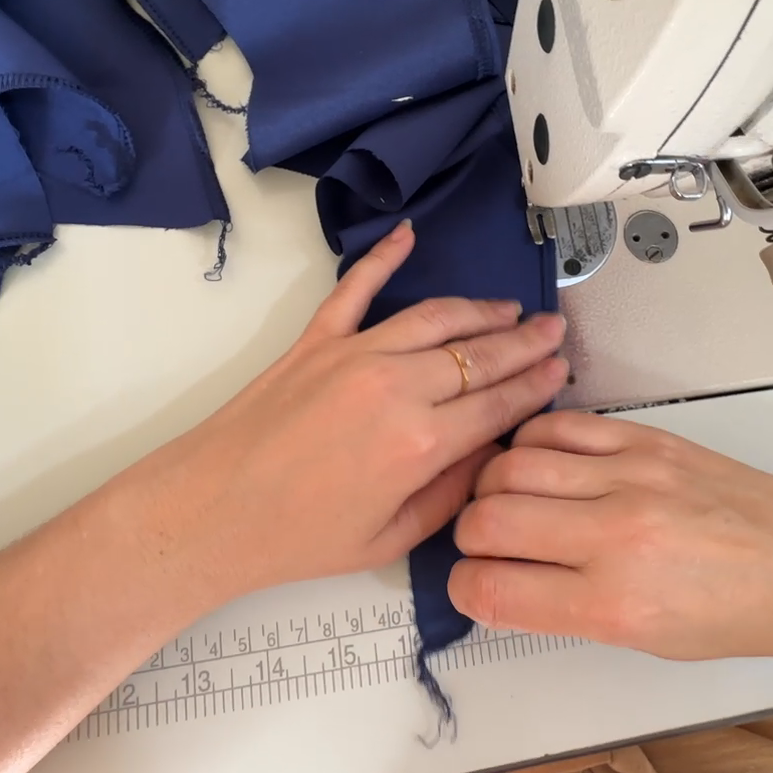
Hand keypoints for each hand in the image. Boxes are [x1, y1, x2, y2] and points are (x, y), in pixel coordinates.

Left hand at [133, 221, 568, 598]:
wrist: (210, 512)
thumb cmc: (299, 538)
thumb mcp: (392, 538)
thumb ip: (451, 490)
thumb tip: (488, 448)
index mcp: (422, 442)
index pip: (499, 403)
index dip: (537, 384)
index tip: (561, 367)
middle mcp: (398, 385)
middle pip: (480, 354)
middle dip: (525, 340)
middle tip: (553, 327)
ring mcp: (356, 353)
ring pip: (435, 317)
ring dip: (479, 309)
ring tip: (509, 307)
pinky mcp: (318, 338)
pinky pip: (357, 287)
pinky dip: (383, 256)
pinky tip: (408, 234)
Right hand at [448, 413, 772, 662]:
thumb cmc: (727, 612)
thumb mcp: (641, 638)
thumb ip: (562, 608)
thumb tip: (499, 580)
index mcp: (613, 603)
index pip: (493, 588)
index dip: (464, 587)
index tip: (472, 583)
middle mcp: (613, 534)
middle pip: (488, 518)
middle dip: (468, 534)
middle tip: (484, 541)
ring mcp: (627, 475)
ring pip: (511, 464)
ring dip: (491, 485)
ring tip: (507, 498)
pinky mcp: (640, 437)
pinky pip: (555, 426)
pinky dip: (528, 443)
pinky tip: (537, 462)